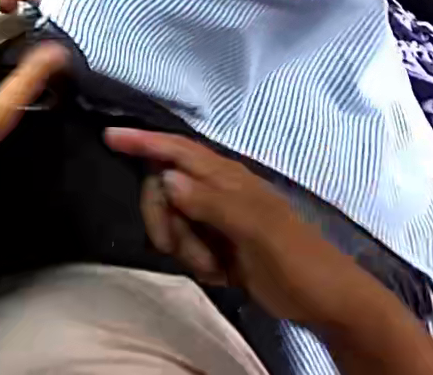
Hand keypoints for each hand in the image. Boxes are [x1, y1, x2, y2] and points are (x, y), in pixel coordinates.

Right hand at [104, 127, 365, 327]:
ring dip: (185, 247)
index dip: (143, 141)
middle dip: (166, 221)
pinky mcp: (215, 242)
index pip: (176, 150)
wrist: (323, 298)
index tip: (110, 135)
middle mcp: (215, 187)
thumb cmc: (294, 255)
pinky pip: (184, 244)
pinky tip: (222, 273)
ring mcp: (214, 216)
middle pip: (164, 188)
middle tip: (187, 250)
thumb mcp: (255, 228)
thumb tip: (166, 176)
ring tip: (216, 266)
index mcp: (225, 175)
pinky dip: (195, 261)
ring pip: (172, 220)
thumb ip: (209, 201)